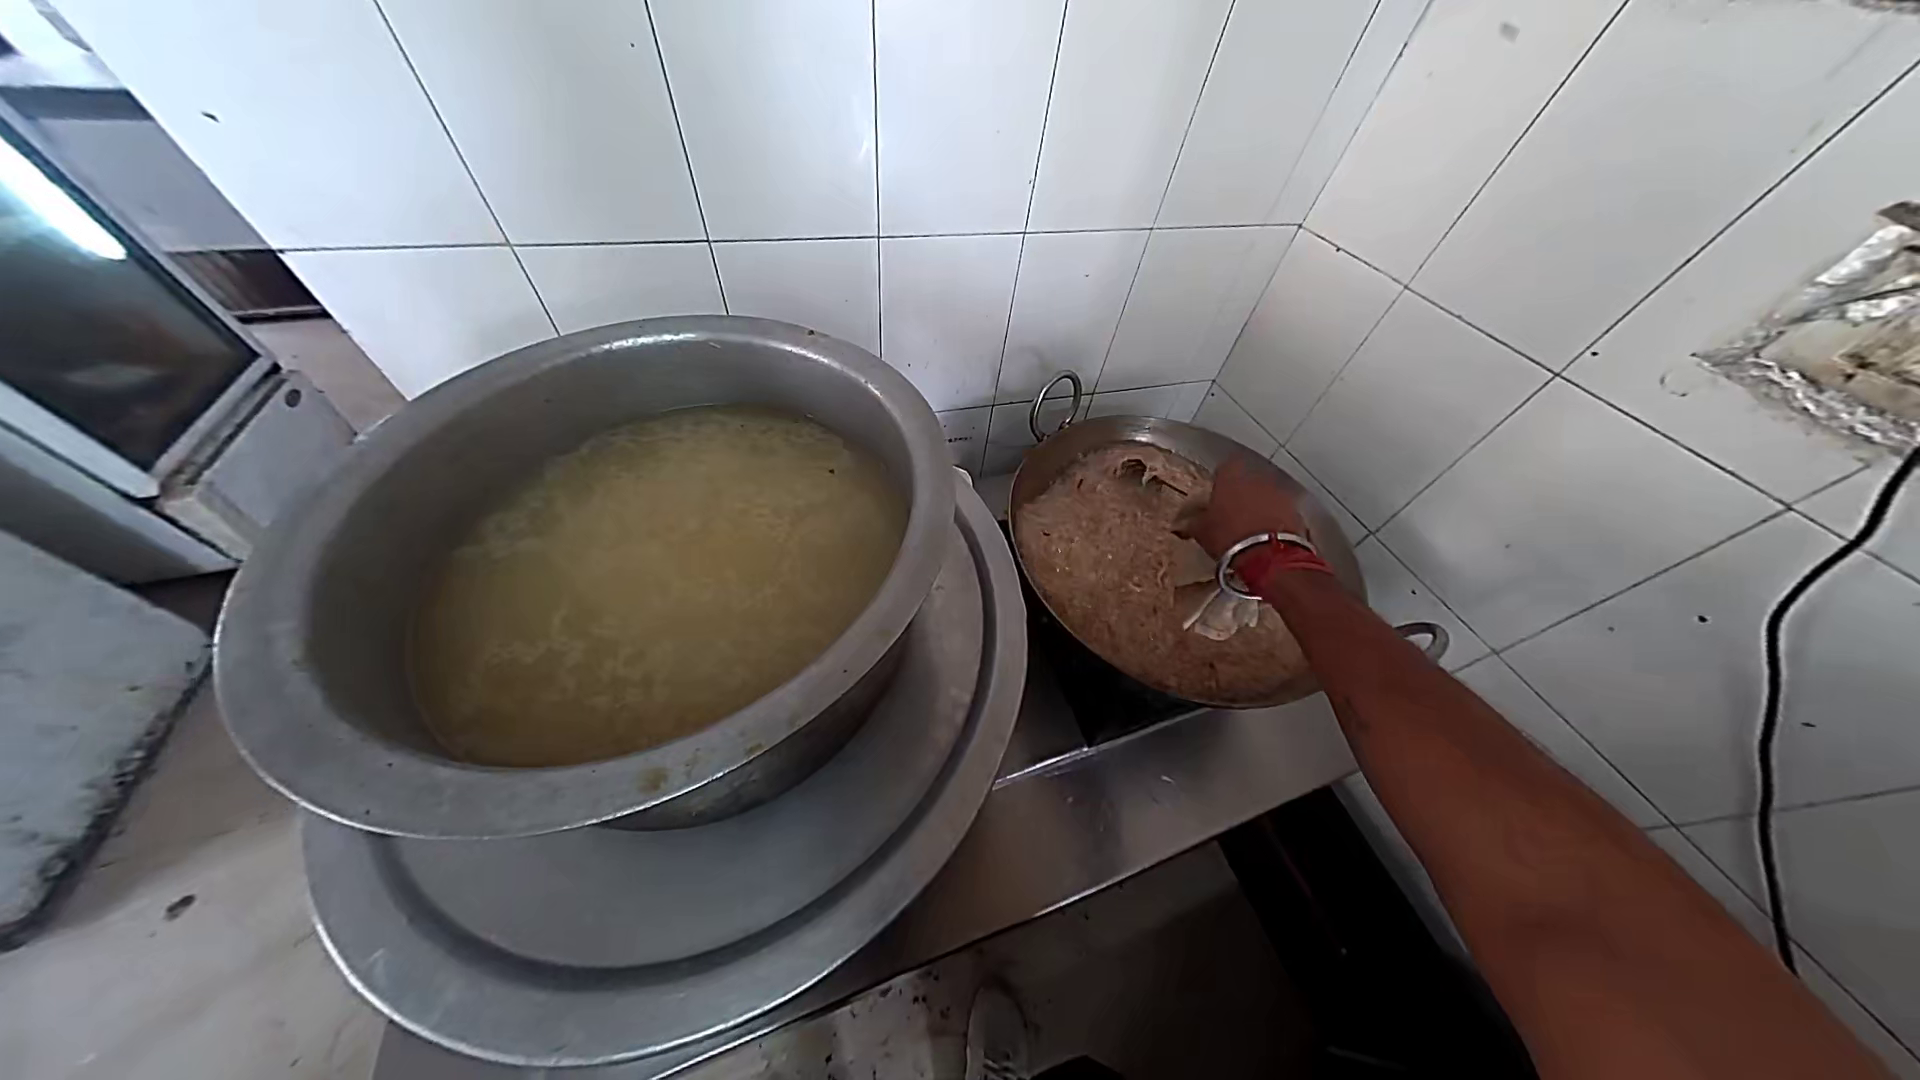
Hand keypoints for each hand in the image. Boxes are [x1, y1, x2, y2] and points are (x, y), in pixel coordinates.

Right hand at [1180, 456, 1309, 559]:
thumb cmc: (1227, 536)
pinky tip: (1265, 534)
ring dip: (1259, 505)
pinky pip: (1281, 510)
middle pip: (1248, 479)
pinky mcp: (1297, 510)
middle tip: (1230, 512)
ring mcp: (1280, 493)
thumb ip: (1192, 522)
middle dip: (1241, 492)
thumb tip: (1181, 523)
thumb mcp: (1201, 531)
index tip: (1215, 494)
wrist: (1268, 556)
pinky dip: (1274, 518)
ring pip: (1266, 494)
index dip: (1219, 480)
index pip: (1225, 467)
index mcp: (1232, 475)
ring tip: (1249, 526)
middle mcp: (1258, 477)